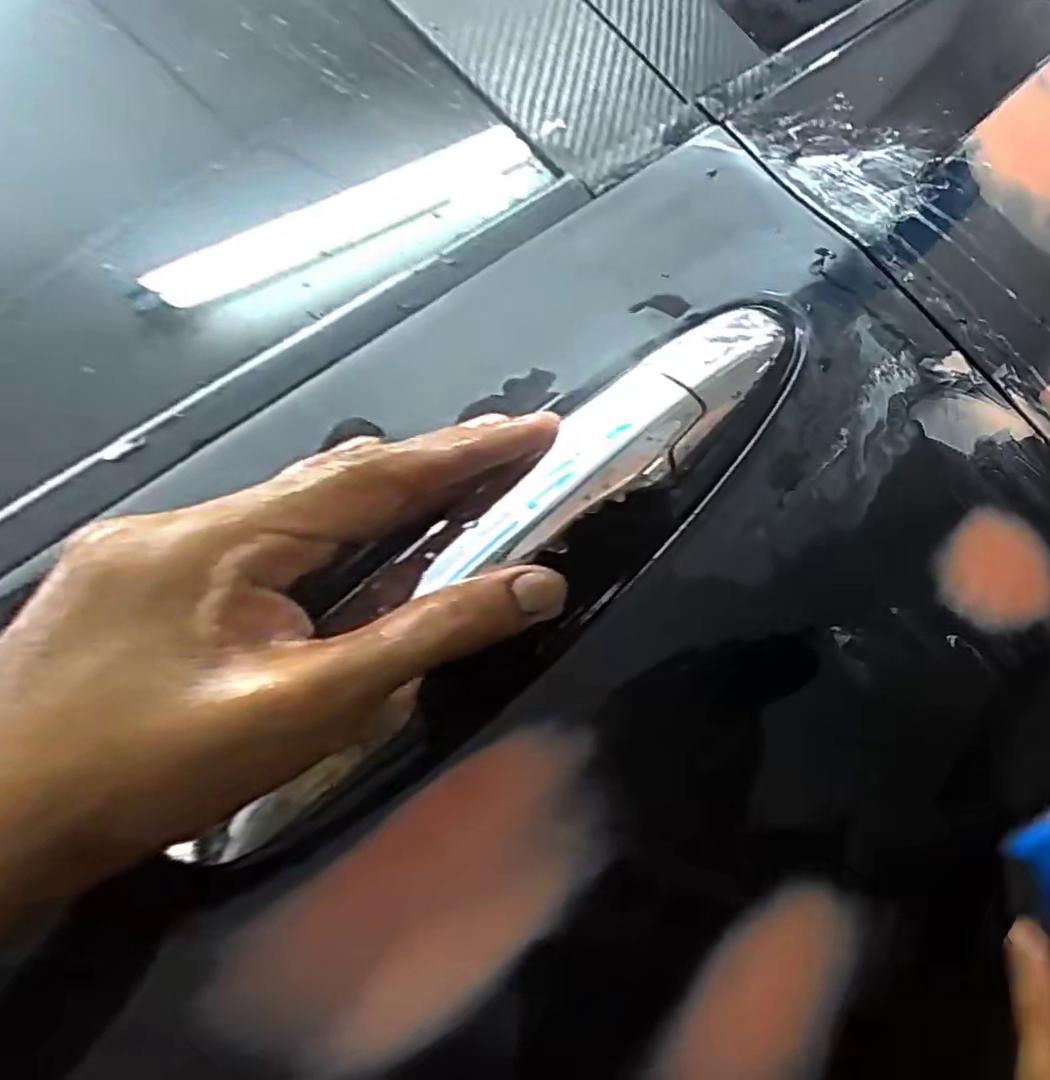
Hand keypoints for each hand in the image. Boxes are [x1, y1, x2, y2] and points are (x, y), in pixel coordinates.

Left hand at [0, 415, 566, 918]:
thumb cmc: (147, 769)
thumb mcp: (317, 701)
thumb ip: (434, 634)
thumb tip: (540, 586)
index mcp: (219, 543)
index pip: (374, 477)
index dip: (468, 448)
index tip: (540, 428)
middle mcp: (190, 530)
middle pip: (344, 479)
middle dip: (443, 461)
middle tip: (522, 449)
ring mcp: (169, 557)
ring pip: (316, 506)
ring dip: (405, 493)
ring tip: (478, 485)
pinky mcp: (165, 588)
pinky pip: (290, 540)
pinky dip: (363, 530)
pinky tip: (393, 544)